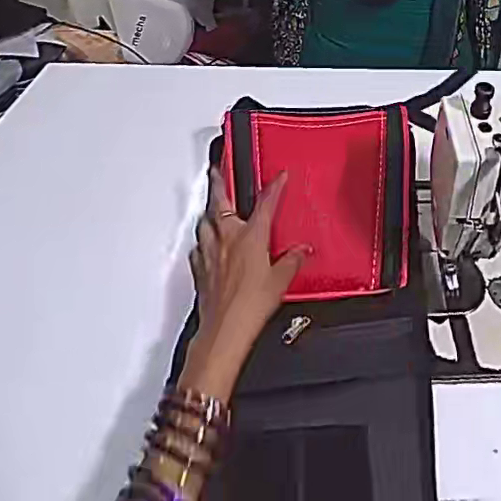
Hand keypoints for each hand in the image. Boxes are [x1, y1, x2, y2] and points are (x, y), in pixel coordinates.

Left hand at [181, 167, 307, 400]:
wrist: (224, 331)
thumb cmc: (250, 305)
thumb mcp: (280, 280)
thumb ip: (292, 261)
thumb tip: (302, 251)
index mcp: (250, 235)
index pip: (265, 202)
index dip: (274, 187)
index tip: (280, 177)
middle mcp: (227, 238)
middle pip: (220, 201)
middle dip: (219, 183)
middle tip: (217, 169)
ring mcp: (210, 252)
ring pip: (205, 221)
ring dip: (209, 210)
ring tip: (211, 203)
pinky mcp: (199, 270)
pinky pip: (198, 246)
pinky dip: (203, 240)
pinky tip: (205, 243)